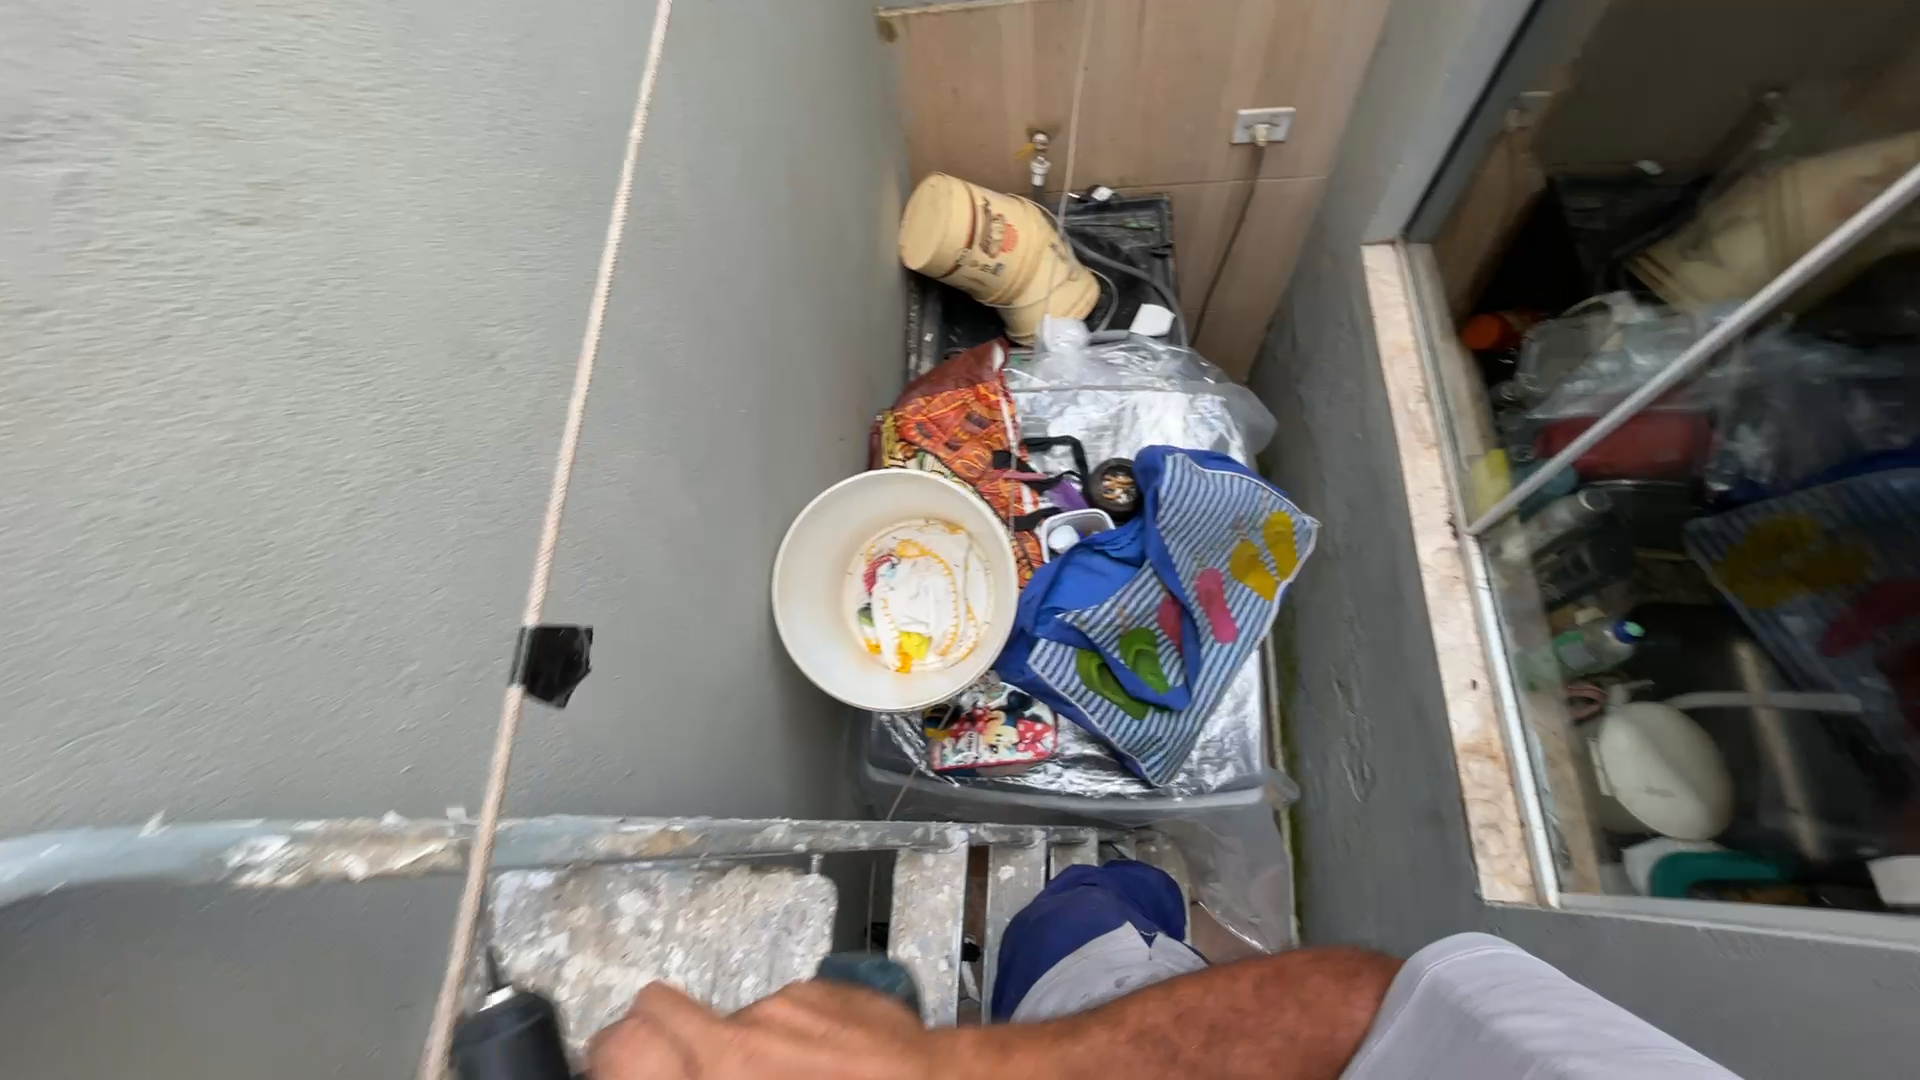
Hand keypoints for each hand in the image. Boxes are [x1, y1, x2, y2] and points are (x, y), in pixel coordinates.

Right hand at [589, 979, 940, 1079]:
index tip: (615, 1065)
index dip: (611, 1050)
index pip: (630, 1036)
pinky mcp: (819, 985)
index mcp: (722, 1067)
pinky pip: (783, 1010)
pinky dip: (789, 1034)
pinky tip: (825, 1064)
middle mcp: (742, 1029)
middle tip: (688, 1072)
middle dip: (658, 1042)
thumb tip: (699, 1060)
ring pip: (736, 1020)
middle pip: (661, 1014)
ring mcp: (782, 1001)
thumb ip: (713, 1071)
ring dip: (744, 1049)